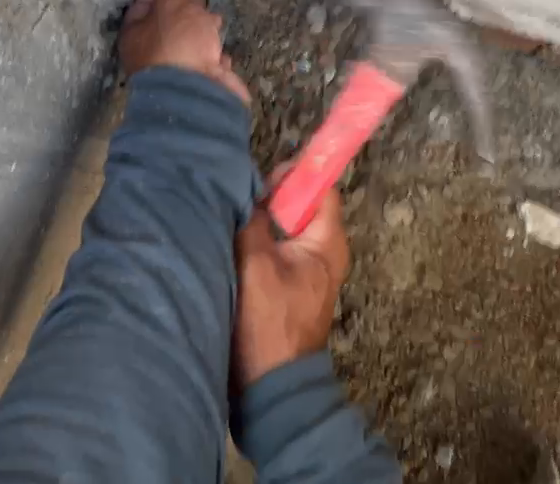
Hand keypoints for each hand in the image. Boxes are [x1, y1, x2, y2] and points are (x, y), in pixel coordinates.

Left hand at [118, 0, 248, 102]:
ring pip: (192, 23)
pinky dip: (212, 39)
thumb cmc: (178, 47)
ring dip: (203, 3)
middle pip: (175, 0)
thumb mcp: (176, 6)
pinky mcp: (203, 73)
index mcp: (138, 25)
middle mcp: (155, 41)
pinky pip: (207, 49)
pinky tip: (217, 30)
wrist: (197, 101)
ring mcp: (180, 58)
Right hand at [234, 176, 348, 386]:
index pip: (322, 187)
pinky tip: (233, 238)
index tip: (265, 171)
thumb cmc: (269, 323)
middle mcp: (324, 251)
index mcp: (327, 242)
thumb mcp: (256, 264)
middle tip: (240, 194)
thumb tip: (248, 188)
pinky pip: (277, 245)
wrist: (271, 387)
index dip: (297, 172)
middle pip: (300, 204)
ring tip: (232, 213)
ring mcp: (307, 268)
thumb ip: (253, 220)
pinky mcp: (290, 282)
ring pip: (284, 225)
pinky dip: (259, 238)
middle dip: (271, 194)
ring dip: (260, 217)